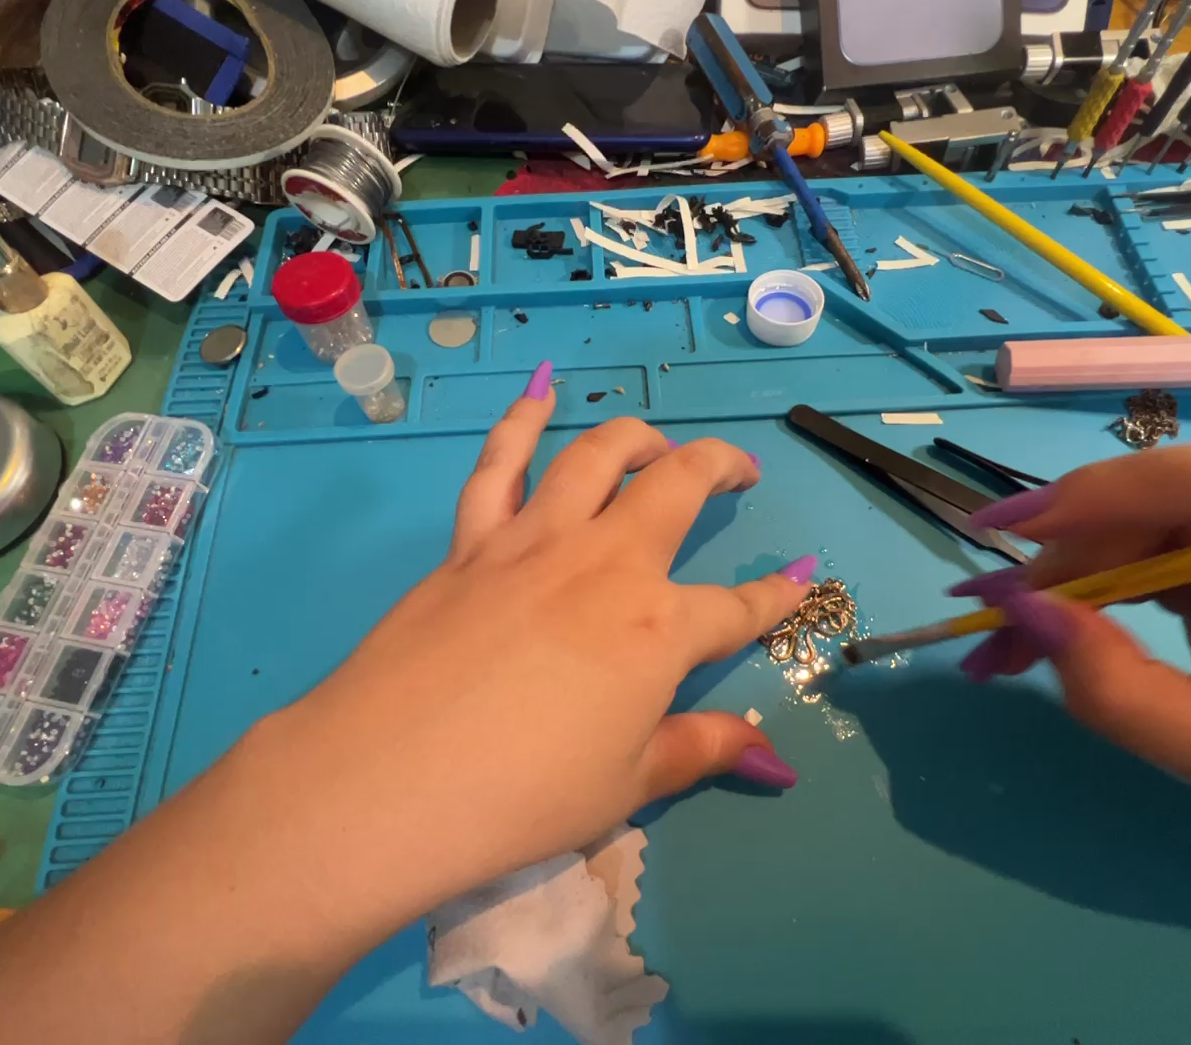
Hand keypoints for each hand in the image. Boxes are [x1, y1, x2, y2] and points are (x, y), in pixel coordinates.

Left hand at [260, 363, 810, 903]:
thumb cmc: (522, 796)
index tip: (801, 579)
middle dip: (721, 466)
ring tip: (657, 444)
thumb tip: (773, 755)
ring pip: (598, 457)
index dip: (778, 596)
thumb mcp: (627, 785)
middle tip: (737, 470)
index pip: (740, 607)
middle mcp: (607, 563)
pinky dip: (521, 422)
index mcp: (658, 629)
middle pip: (679, 487)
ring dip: (639, 437)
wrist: (388, 781)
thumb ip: (702, 751)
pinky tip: (538, 393)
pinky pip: (499, 466)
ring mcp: (536, 542)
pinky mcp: (473, 543)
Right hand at [953, 440, 1190, 874]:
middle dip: (1075, 545)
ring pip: (1146, 514)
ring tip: (1005, 629)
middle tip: (995, 606)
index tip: (1026, 528)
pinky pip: (1142, 540)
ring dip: (1067, 567)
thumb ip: (1122, 693)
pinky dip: (1084, 579)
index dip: (1128, 489)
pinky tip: (1044, 620)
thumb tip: (1023, 611)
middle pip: (1179, 496)